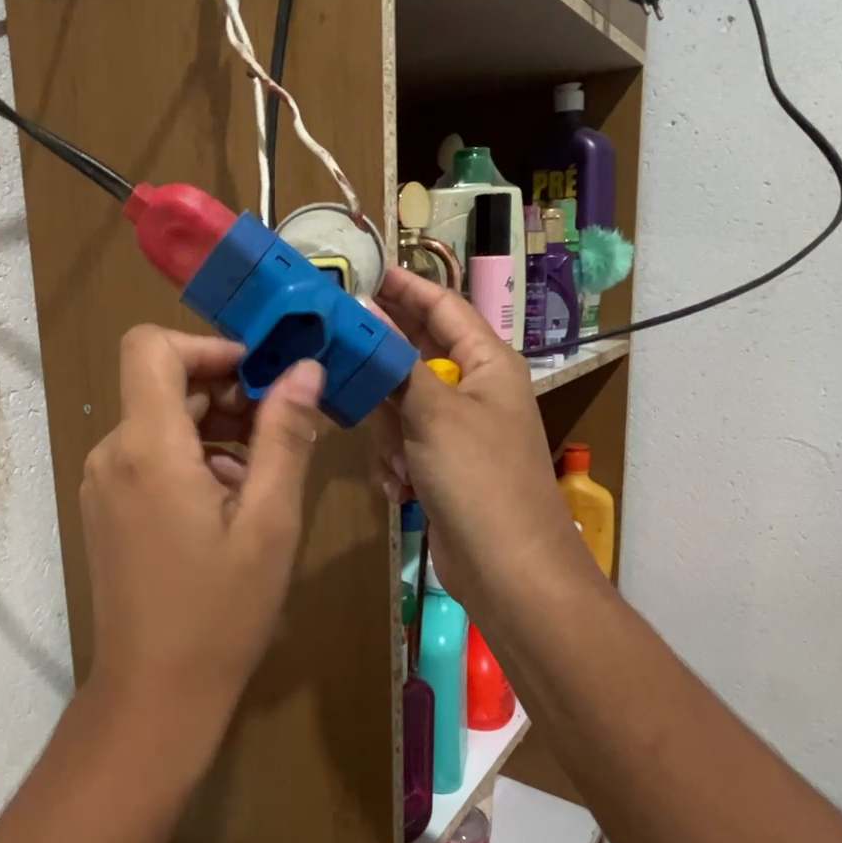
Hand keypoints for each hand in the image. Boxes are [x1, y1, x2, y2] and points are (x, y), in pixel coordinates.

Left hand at [79, 326, 324, 714]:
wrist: (155, 694)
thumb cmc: (221, 611)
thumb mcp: (269, 521)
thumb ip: (285, 436)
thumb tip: (304, 369)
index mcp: (147, 446)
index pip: (152, 347)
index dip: (207, 347)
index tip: (259, 376)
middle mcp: (113, 454)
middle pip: (162, 385)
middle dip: (225, 393)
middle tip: (284, 427)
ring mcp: (103, 484)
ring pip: (158, 423)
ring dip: (214, 430)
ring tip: (264, 474)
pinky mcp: (106, 511)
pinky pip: (148, 459)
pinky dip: (191, 460)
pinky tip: (231, 504)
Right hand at [373, 267, 592, 609]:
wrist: (508, 569)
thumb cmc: (480, 479)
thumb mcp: (435, 412)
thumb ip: (396, 362)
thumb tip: (365, 313)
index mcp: (488, 363)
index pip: (443, 307)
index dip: (404, 288)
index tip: (360, 273)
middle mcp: (475, 390)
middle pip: (416, 355)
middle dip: (381, 364)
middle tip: (333, 350)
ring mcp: (457, 431)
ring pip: (400, 404)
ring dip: (387, 429)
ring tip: (392, 456)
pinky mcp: (441, 468)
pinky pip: (403, 445)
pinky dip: (395, 463)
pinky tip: (397, 487)